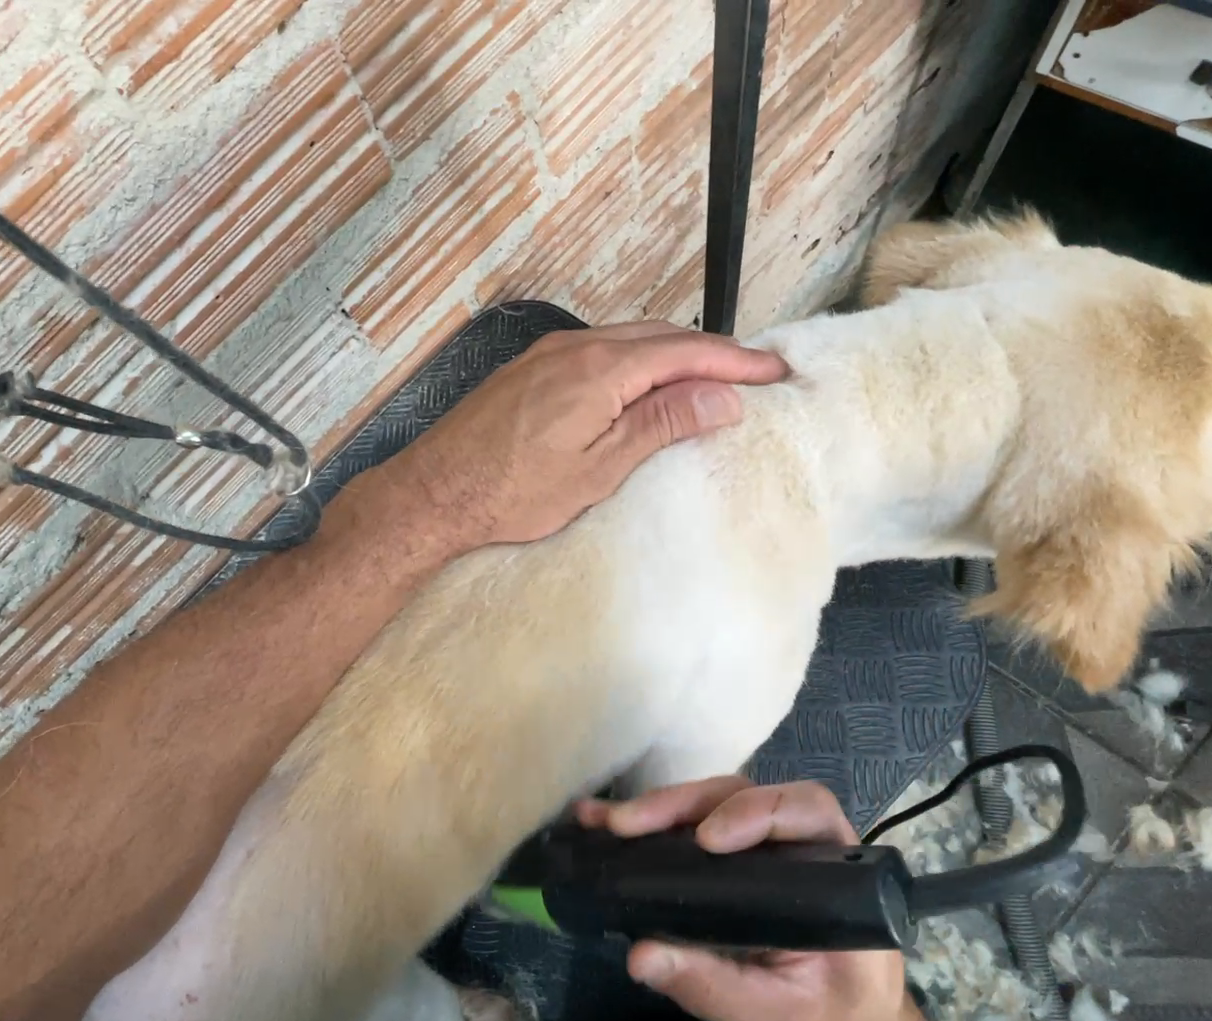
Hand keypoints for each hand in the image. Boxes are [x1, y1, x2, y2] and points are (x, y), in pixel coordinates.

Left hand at [354, 322, 786, 553]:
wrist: (434, 493)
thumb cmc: (513, 493)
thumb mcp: (598, 468)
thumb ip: (660, 424)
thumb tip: (722, 396)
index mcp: (599, 370)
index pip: (685, 351)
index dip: (736, 361)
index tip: (777, 370)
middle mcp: (575, 347)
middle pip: (659, 337)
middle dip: (710, 353)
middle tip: (752, 375)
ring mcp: (547, 354)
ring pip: (627, 340)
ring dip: (672, 355)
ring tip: (709, 379)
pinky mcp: (529, 369)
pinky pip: (598, 351)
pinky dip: (635, 361)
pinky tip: (644, 384)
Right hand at [576, 778, 984, 1020]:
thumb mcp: (779, 1015)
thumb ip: (715, 986)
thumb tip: (640, 957)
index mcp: (836, 873)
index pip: (805, 810)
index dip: (755, 811)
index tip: (708, 841)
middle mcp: (799, 842)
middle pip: (742, 794)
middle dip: (681, 804)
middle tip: (626, 824)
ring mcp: (762, 845)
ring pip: (712, 801)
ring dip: (659, 808)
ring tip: (605, 821)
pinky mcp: (734, 857)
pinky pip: (694, 825)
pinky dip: (653, 824)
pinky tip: (609, 826)